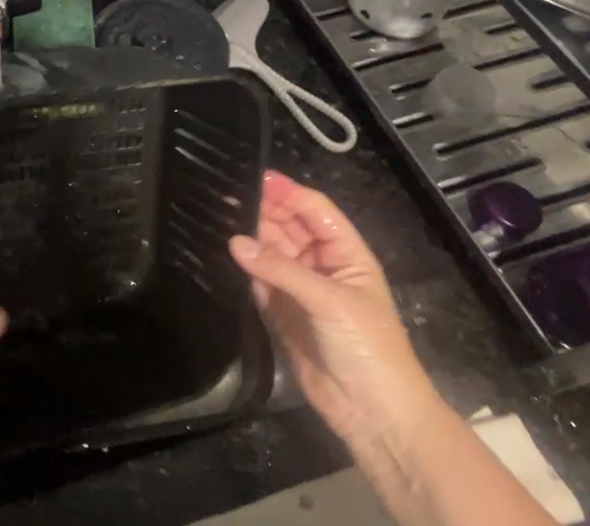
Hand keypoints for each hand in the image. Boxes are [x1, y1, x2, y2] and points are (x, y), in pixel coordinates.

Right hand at [228, 171, 438, 446]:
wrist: (375, 413)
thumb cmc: (368, 347)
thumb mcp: (330, 301)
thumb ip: (280, 270)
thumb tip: (234, 242)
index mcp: (346, 254)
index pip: (314, 210)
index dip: (287, 192)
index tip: (252, 177)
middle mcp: (322, 265)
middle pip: (289, 226)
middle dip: (262, 211)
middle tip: (224, 195)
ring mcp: (300, 289)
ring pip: (270, 252)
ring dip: (249, 238)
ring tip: (215, 217)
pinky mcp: (281, 313)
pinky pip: (259, 281)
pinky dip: (243, 268)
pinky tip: (221, 254)